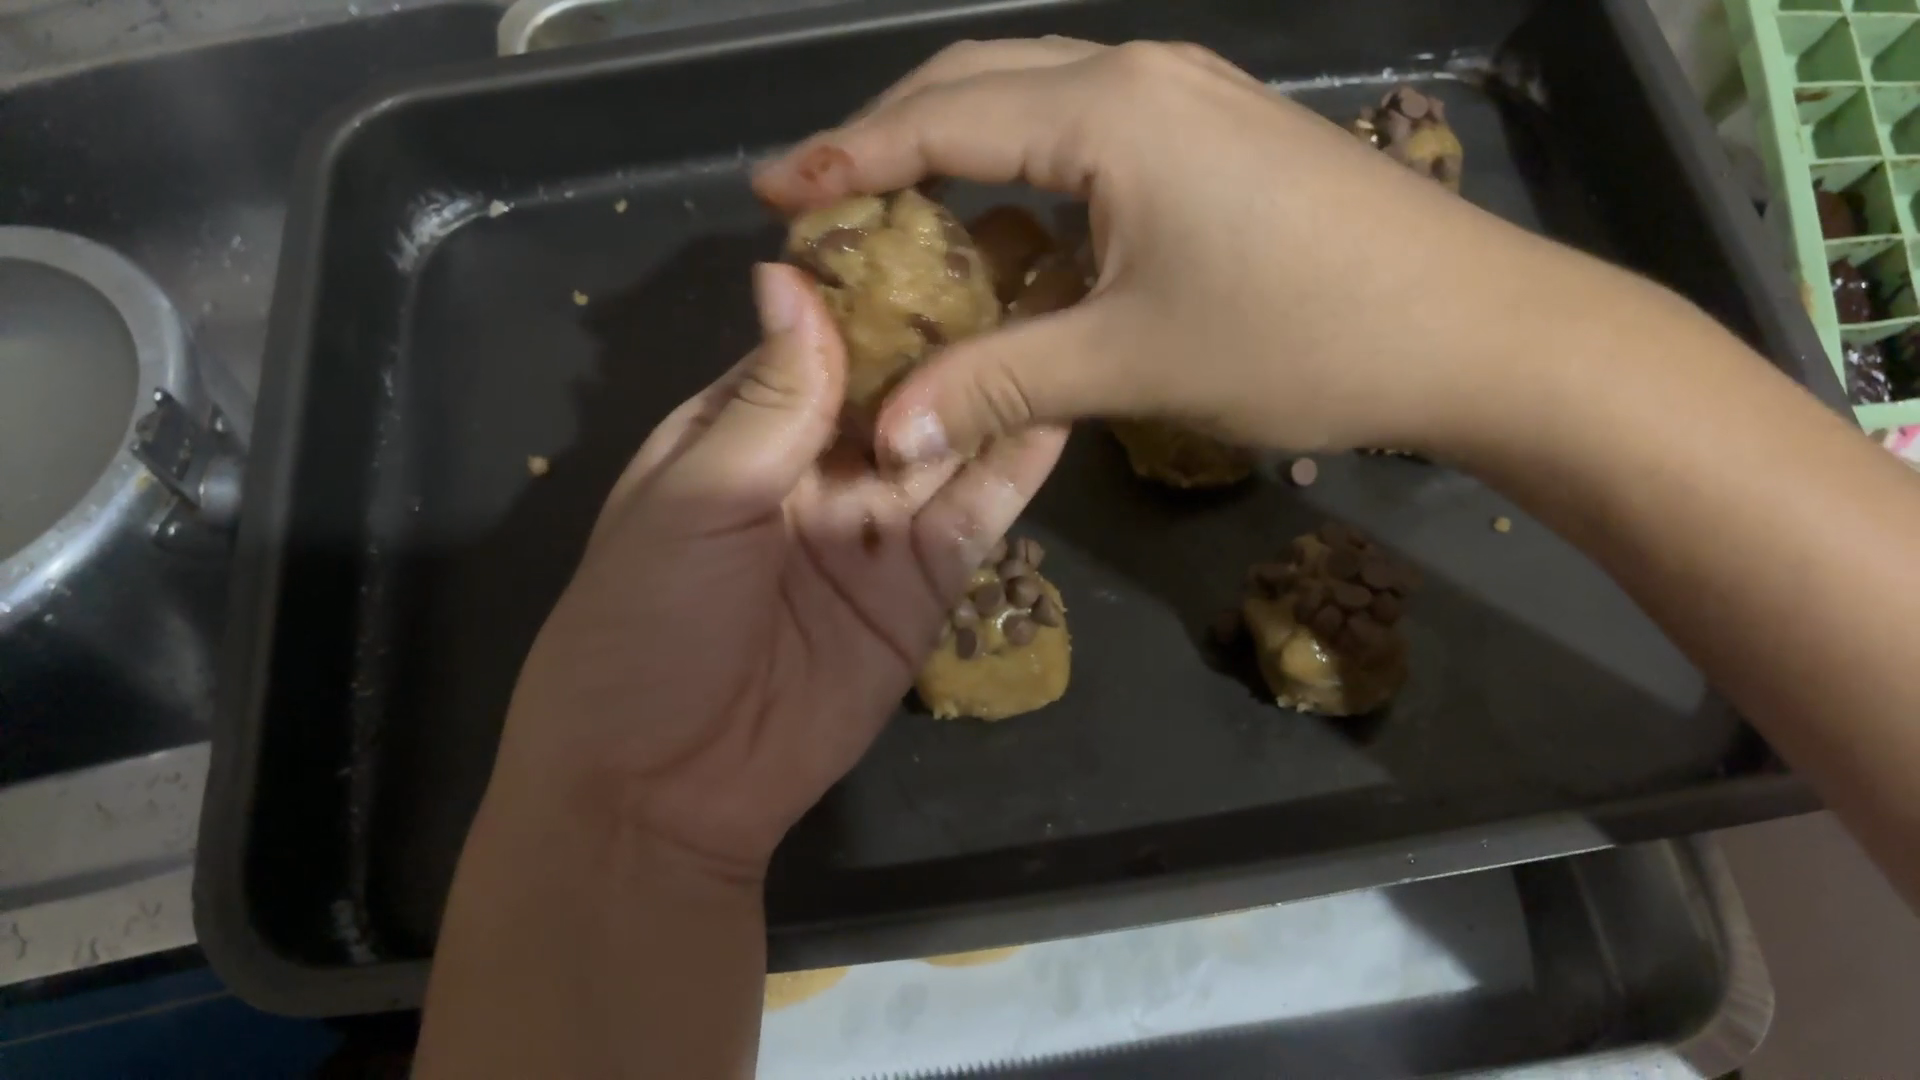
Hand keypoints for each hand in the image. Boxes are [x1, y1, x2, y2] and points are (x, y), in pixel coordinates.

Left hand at [490, 263, 1063, 875]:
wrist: (666, 786)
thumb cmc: (645, 629)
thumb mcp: (692, 502)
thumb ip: (763, 403)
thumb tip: (789, 280)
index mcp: (742, 435)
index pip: (817, 345)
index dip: (868, 296)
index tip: (931, 229)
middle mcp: (817, 471)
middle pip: (894, 389)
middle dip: (948, 334)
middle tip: (1021, 257)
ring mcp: (876, 528)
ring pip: (945, 445)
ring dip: (992, 389)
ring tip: (1056, 315)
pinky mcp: (922, 587)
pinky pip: (974, 517)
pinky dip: (1013, 470)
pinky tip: (1054, 410)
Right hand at [752, 38, 1632, 464]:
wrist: (1474, 332)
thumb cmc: (1300, 339)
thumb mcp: (1127, 364)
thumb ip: (997, 387)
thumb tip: (892, 433)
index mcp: (1109, 114)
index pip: (940, 119)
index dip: (846, 158)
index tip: (773, 192)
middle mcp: (1140, 78)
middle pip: (977, 85)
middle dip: (888, 137)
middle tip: (823, 198)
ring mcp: (1185, 101)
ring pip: (1033, 104)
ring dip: (955, 153)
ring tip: (897, 213)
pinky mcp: (1213, 140)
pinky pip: (1087, 137)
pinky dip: (1023, 175)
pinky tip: (1009, 230)